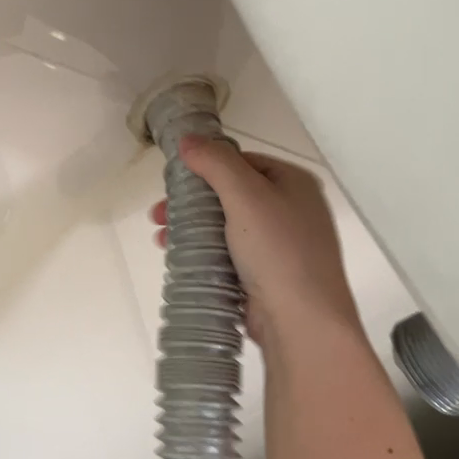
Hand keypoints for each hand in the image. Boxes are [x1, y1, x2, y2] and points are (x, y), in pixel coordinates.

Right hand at [151, 134, 360, 344]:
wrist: (301, 319)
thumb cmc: (277, 251)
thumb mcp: (246, 197)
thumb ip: (216, 164)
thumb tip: (187, 139)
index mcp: (293, 182)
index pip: (242, 162)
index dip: (204, 169)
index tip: (171, 184)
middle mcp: (290, 209)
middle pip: (230, 195)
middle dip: (191, 203)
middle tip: (158, 216)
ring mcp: (279, 244)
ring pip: (226, 226)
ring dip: (191, 229)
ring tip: (161, 240)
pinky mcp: (266, 274)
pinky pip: (228, 254)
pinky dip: (203, 252)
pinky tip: (180, 260)